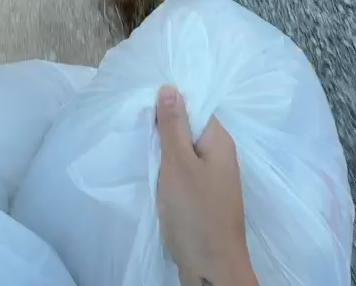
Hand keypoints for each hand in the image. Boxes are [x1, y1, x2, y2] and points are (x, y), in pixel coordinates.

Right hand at [156, 85, 259, 285]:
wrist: (212, 270)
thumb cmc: (195, 212)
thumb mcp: (178, 163)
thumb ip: (173, 125)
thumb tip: (170, 87)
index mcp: (219, 141)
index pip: (194, 106)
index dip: (170, 102)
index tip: (143, 100)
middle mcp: (220, 155)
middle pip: (189, 127)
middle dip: (164, 125)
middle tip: (136, 122)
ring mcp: (213, 178)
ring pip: (184, 151)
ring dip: (163, 148)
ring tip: (139, 142)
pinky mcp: (204, 197)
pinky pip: (183, 170)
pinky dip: (167, 168)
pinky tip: (151, 170)